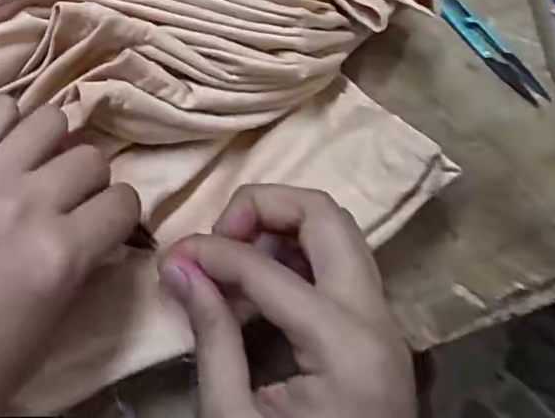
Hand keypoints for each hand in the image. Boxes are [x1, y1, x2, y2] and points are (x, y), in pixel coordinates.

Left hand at [0, 97, 141, 417]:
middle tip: (76, 198)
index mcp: (60, 255)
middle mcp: (29, 202)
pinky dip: (11, 121)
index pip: (122, 203)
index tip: (111, 222)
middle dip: (93, 179)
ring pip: (49, 119)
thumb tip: (101, 230)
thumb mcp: (51, 327)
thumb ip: (82, 268)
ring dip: (57, 142)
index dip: (122, 215)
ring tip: (44, 164)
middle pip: (90, 157)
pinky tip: (8, 146)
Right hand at [161, 185, 415, 417]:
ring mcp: (384, 326)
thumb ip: (211, 333)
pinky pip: (334, 261)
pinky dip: (291, 252)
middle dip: (260, 206)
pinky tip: (255, 288)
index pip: (260, 265)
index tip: (170, 259)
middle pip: (322, 214)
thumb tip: (177, 263)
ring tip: (233, 263)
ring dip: (277, 226)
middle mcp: (377, 322)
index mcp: (346, 347)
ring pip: (333, 229)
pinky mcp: (376, 335)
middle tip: (218, 235)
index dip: (206, 251)